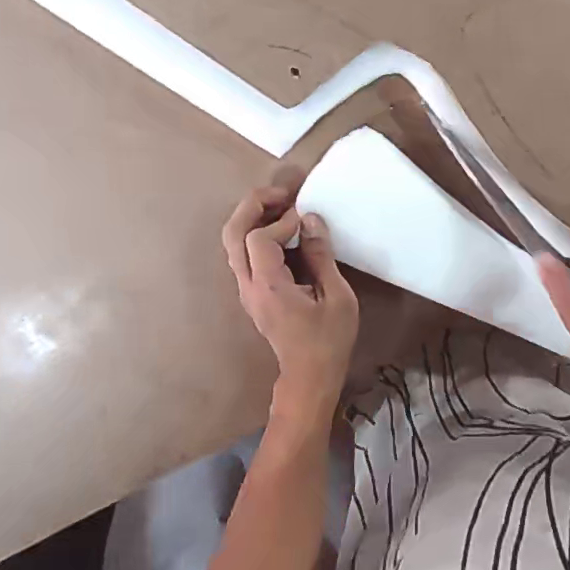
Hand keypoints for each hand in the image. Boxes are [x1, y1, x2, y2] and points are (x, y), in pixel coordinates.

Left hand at [222, 177, 358, 409]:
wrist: (309, 375)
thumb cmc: (328, 340)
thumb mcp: (337, 297)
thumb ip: (321, 256)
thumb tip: (311, 220)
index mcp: (269, 286)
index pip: (258, 238)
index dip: (281, 221)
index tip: (306, 220)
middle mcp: (248, 285)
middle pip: (232, 233)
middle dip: (252, 206)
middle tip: (281, 194)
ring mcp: (246, 290)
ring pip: (233, 242)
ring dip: (252, 218)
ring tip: (281, 206)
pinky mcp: (251, 292)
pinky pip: (243, 254)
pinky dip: (256, 233)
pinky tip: (281, 230)